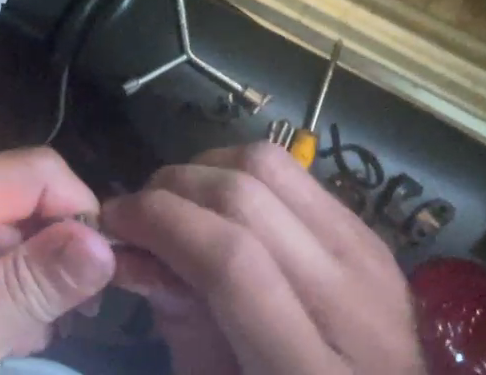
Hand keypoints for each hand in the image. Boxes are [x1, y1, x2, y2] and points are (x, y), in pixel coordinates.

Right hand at [103, 143, 421, 374]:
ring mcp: (372, 265)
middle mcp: (357, 311)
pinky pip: (292, 174)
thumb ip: (175, 318)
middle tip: (138, 215)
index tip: (113, 223)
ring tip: (178, 205)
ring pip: (268, 166)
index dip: (159, 224)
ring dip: (203, 171)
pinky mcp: (371, 238)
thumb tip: (127, 248)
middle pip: (245, 198)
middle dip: (170, 189)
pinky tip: (219, 208)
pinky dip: (238, 175)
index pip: (231, 262)